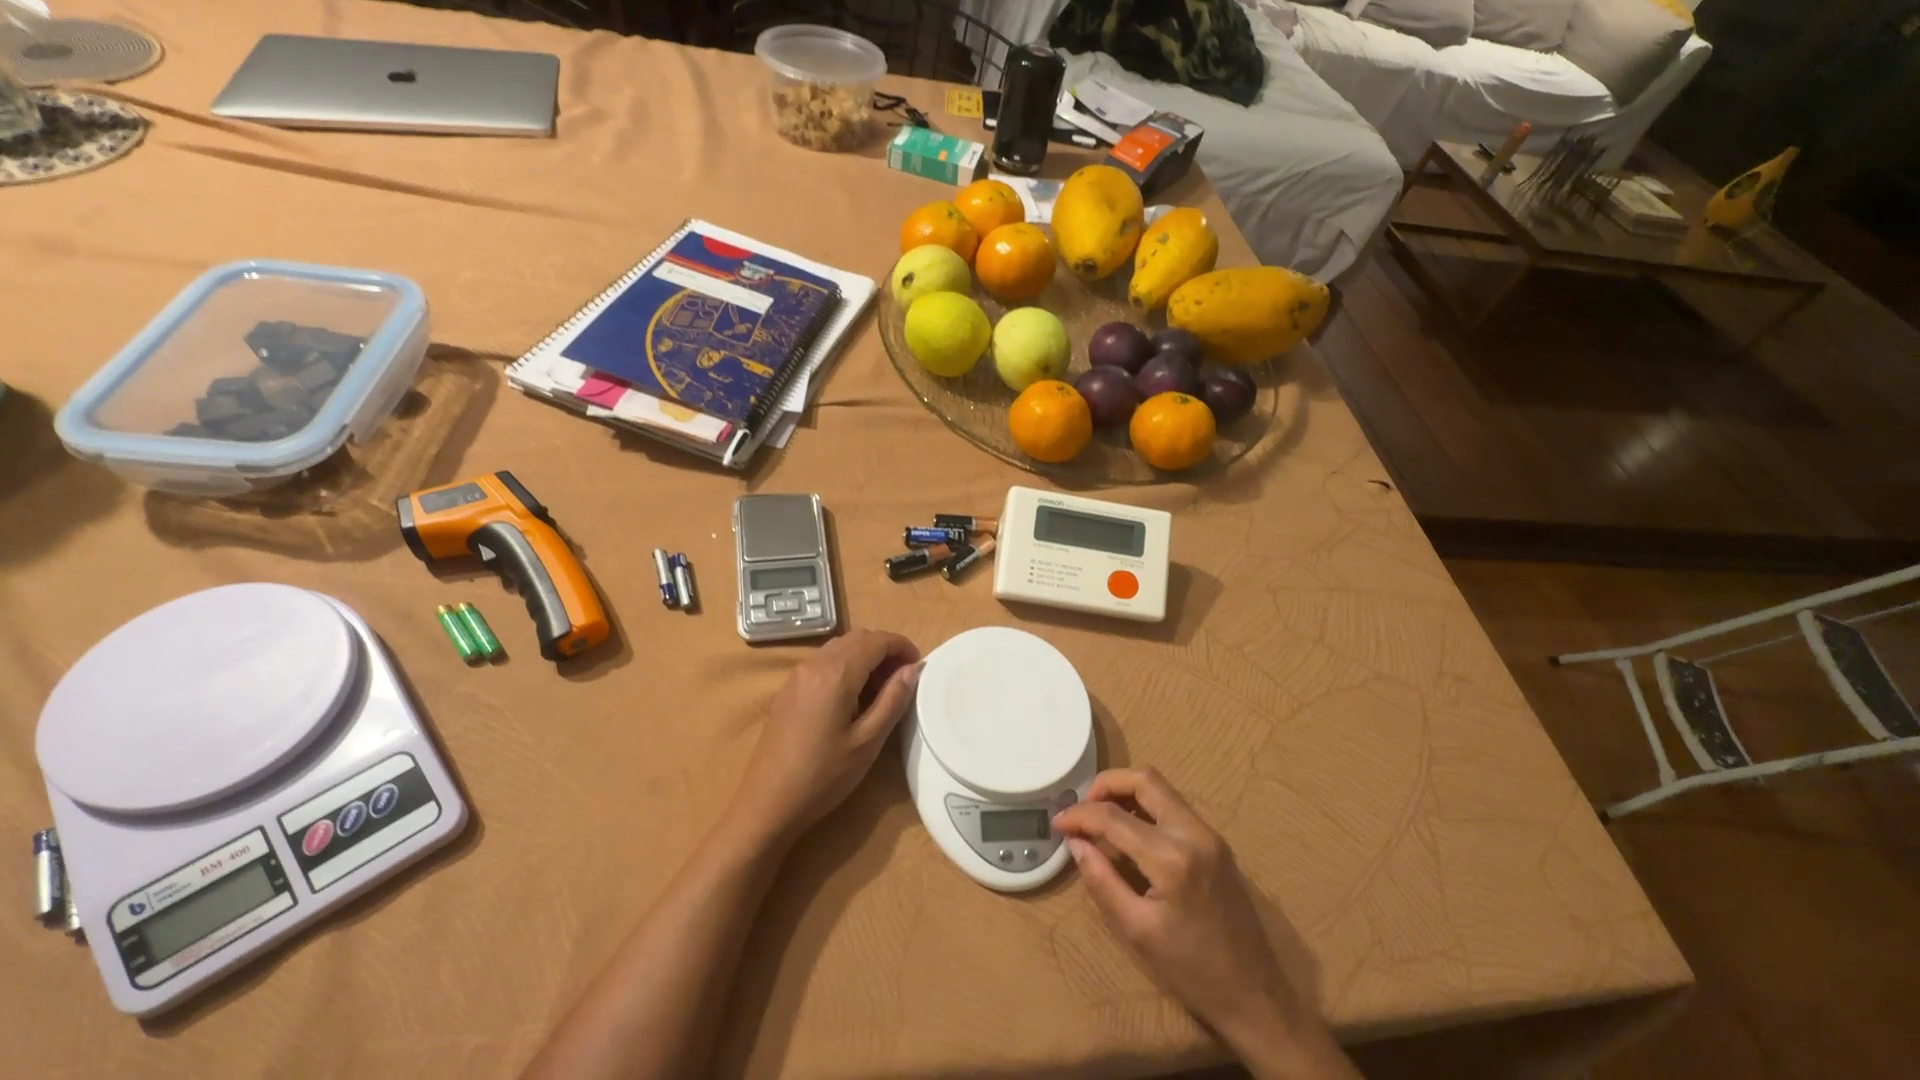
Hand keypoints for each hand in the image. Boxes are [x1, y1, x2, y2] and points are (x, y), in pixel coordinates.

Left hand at [732, 629, 921, 840]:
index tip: (918, 666)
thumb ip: (892, 700)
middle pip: (856, 638)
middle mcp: (814, 665)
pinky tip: (853, 698)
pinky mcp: (788, 690)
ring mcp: (796, 676)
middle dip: (884, 649)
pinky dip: (845, 666)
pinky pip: (823, 663)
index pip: (876, 640)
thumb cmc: (824, 776)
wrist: (769, 801)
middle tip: (902, 678)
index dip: (901, 646)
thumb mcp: (867, 741)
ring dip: (864, 657)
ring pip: (838, 648)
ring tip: (882, 689)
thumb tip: (912, 670)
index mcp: (836, 674)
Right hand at [1053, 768, 1317, 1044]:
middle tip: (1080, 809)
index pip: (1114, 817)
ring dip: (1126, 794)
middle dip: (1105, 785)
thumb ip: (1102, 880)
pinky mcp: (1217, 844)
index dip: (1079, 815)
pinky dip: (1146, 808)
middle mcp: (1194, 834)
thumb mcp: (1135, 929)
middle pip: (1145, 780)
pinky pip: (1175, 808)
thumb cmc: (1190, 969)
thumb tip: (1076, 843)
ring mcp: (1210, 836)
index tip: (1056, 824)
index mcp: (1172, 858)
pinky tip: (1128, 832)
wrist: (1253, 993)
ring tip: (1098, 820)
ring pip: (1162, 789)